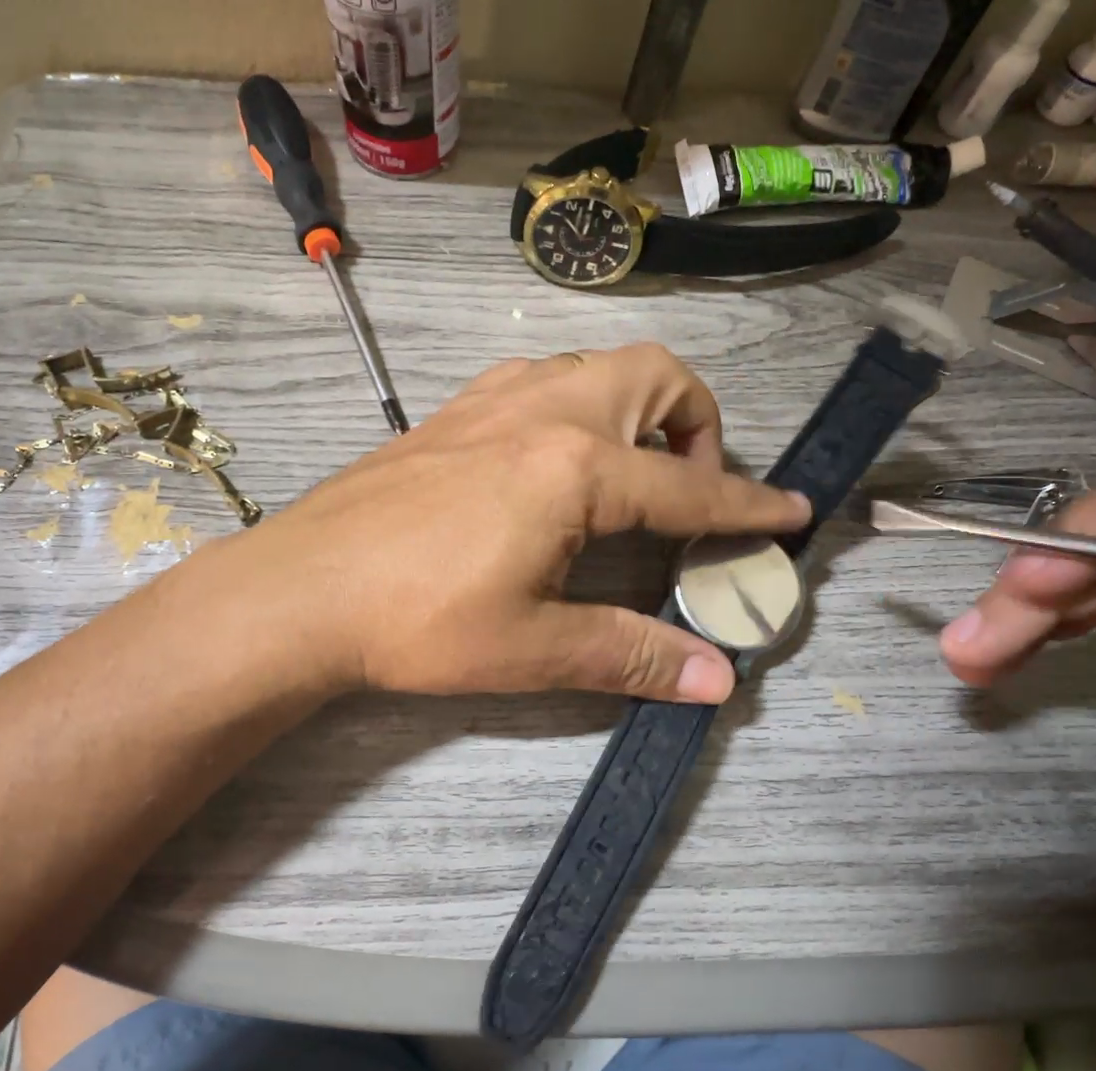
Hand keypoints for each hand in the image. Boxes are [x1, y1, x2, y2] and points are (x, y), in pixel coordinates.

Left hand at [203, 344, 808, 704]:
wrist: (303, 589)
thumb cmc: (418, 620)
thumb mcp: (532, 646)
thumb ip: (631, 653)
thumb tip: (716, 678)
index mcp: (574, 466)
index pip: (688, 487)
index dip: (748, 506)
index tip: (792, 511)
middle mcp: (543, 409)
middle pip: (655, 377)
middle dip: (696, 423)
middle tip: (687, 489)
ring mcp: (493, 399)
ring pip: (595, 366)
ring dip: (634, 408)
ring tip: (626, 474)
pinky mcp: (454, 409)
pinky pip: (541, 378)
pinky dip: (576, 405)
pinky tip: (551, 465)